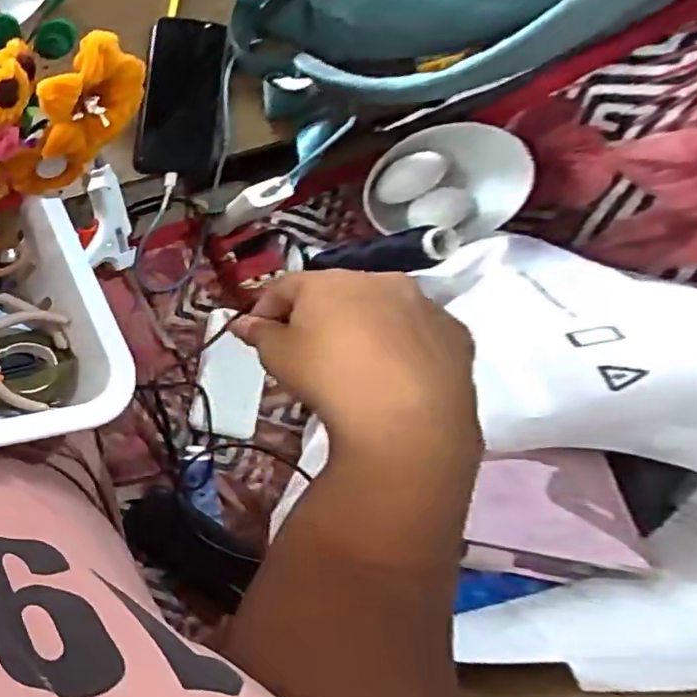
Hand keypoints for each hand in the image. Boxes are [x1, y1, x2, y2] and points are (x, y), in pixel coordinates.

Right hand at [229, 271, 479, 459]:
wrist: (406, 416)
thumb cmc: (325, 375)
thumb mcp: (276, 355)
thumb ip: (259, 333)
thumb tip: (243, 322)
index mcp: (328, 282)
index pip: (283, 285)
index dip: (264, 308)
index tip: (256, 334)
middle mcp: (377, 280)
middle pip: (334, 292)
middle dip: (314, 314)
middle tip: (300, 347)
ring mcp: (422, 303)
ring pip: (378, 307)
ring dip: (358, 325)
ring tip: (347, 361)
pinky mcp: (454, 331)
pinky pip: (413, 330)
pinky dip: (396, 343)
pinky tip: (386, 372)